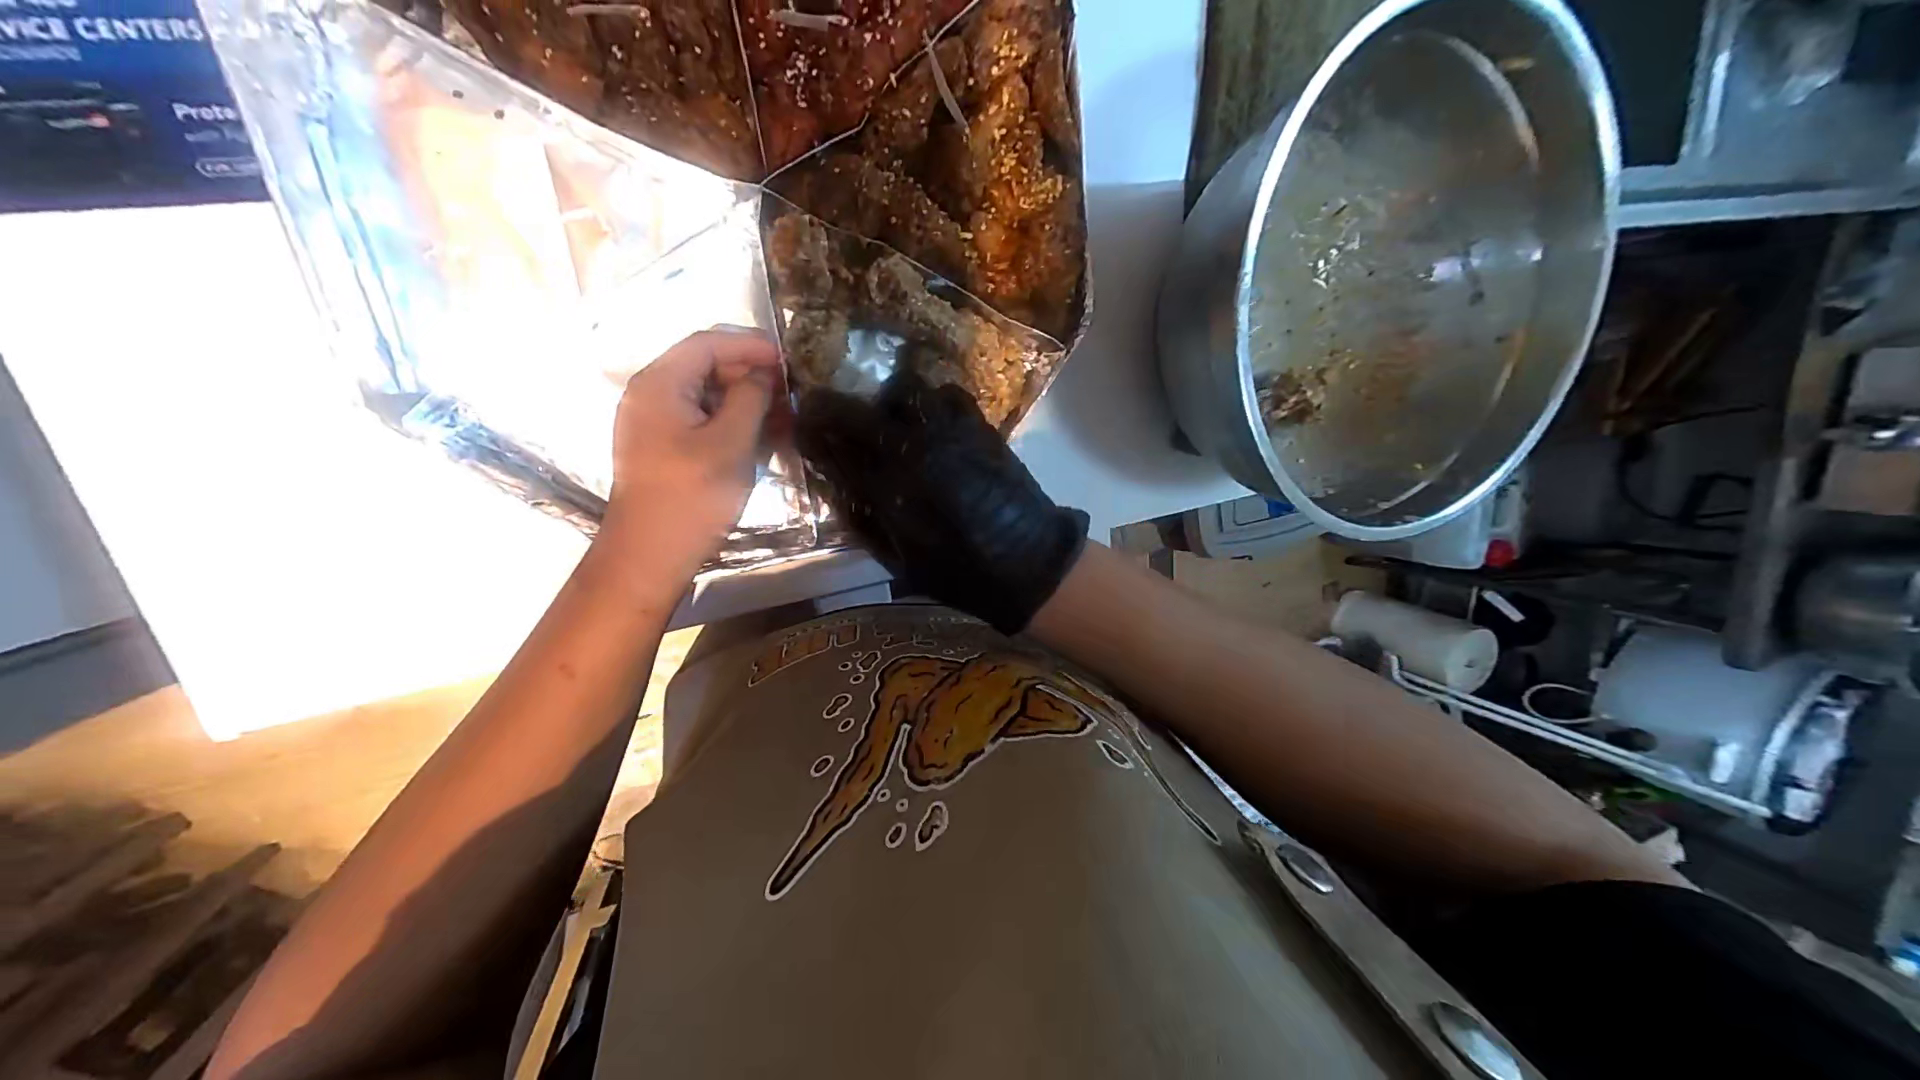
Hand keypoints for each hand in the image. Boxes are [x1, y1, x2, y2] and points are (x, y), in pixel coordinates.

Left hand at [601, 328, 781, 579]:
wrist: (651, 555)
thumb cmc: (692, 495)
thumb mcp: (730, 442)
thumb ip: (750, 398)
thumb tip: (763, 374)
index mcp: (659, 384)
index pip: (707, 343)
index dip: (750, 345)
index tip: (788, 359)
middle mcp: (651, 395)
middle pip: (704, 366)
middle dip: (749, 372)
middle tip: (790, 389)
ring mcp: (654, 423)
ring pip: (706, 395)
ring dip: (745, 399)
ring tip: (784, 413)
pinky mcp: (663, 448)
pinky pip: (701, 420)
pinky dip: (731, 421)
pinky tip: (763, 434)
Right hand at [796, 368, 1087, 634]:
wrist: (1029, 564)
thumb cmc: (961, 574)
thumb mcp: (900, 560)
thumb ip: (864, 521)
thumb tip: (839, 486)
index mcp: (891, 491)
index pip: (836, 449)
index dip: (812, 432)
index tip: (800, 423)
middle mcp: (917, 452)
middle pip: (864, 411)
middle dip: (836, 407)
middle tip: (829, 409)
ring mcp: (952, 433)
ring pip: (908, 391)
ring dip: (889, 401)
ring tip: (888, 418)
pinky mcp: (982, 428)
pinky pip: (949, 395)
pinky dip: (932, 401)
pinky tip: (931, 421)